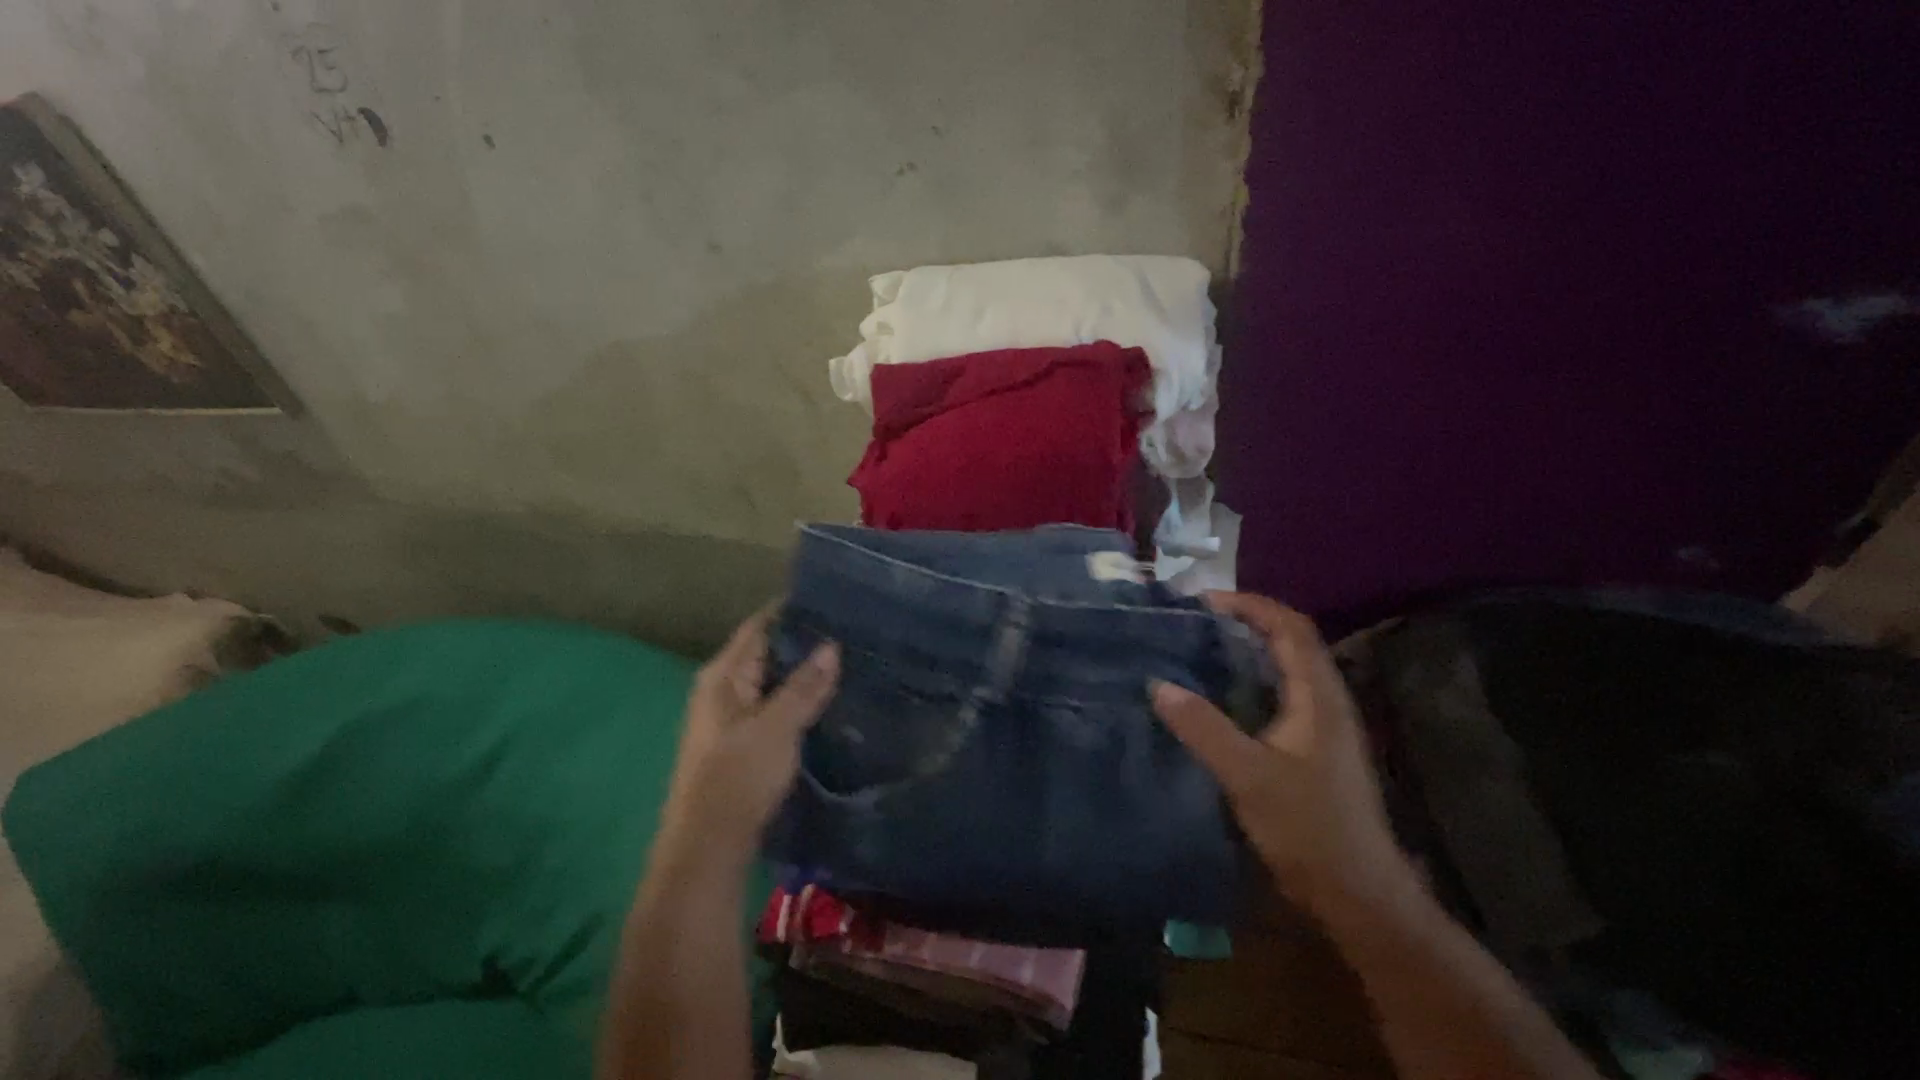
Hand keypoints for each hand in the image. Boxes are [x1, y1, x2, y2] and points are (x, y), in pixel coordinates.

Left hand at [656, 608, 839, 873]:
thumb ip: (804, 686)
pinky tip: (826, 703)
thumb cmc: (738, 777)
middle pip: (764, 654)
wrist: (709, 845)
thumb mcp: (776, 727)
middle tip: (850, 630)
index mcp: (722, 677)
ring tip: (848, 661)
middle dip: (802, 643)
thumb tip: (831, 645)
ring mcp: (729, 719)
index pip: (758, 627)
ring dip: (801, 674)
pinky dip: (797, 701)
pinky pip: (773, 709)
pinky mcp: (740, 745)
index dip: (791, 612)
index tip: (831, 599)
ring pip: (770, 684)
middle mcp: (721, 691)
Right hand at [1153, 592, 1416, 917]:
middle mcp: (1327, 702)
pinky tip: (1217, 703)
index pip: (1291, 628)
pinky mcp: (1314, 753)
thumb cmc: (1308, 827)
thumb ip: (1203, 728)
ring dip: (1247, 655)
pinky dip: (1249, 686)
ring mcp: (1323, 729)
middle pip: (1291, 643)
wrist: (1356, 891)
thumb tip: (1159, 684)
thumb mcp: (1247, 775)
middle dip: (1245, 624)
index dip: (1251, 605)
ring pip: (1285, 672)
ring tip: (1198, 653)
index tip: (1203, 602)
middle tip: (1193, 624)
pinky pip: (1280, 699)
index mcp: (1320, 697)